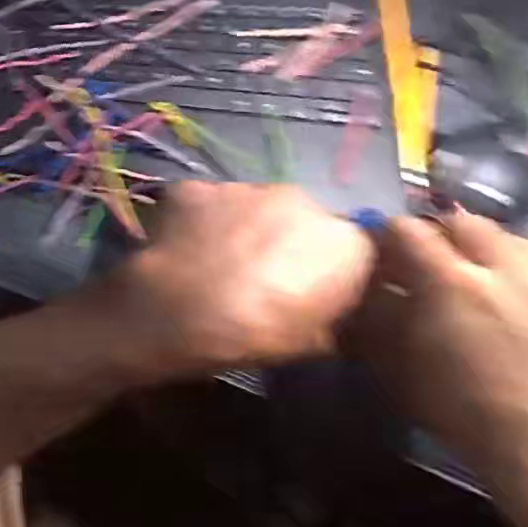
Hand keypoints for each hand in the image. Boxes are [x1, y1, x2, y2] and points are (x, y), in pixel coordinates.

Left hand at [101, 182, 374, 378]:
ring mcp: (241, 187)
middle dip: (279, 236)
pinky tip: (182, 243)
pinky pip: (202, 201)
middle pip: (295, 216)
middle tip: (254, 269)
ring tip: (213, 256)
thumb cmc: (258, 332)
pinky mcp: (194, 186)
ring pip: (247, 204)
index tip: (302, 285)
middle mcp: (298, 199)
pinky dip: (196, 217)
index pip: (346, 245)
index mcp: (343, 239)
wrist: (182, 310)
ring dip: (237, 223)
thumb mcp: (319, 340)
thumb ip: (335, 311)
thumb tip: (329, 306)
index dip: (322, 266)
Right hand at [351, 212, 527, 518]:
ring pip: (522, 247)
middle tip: (430, 256)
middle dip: (444, 232)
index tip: (381, 245)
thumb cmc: (469, 418)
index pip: (409, 229)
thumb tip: (374, 289)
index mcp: (452, 283)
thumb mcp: (403, 367)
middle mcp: (510, 274)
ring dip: (492, 254)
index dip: (389, 231)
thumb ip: (386, 317)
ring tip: (481, 283)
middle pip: (470, 224)